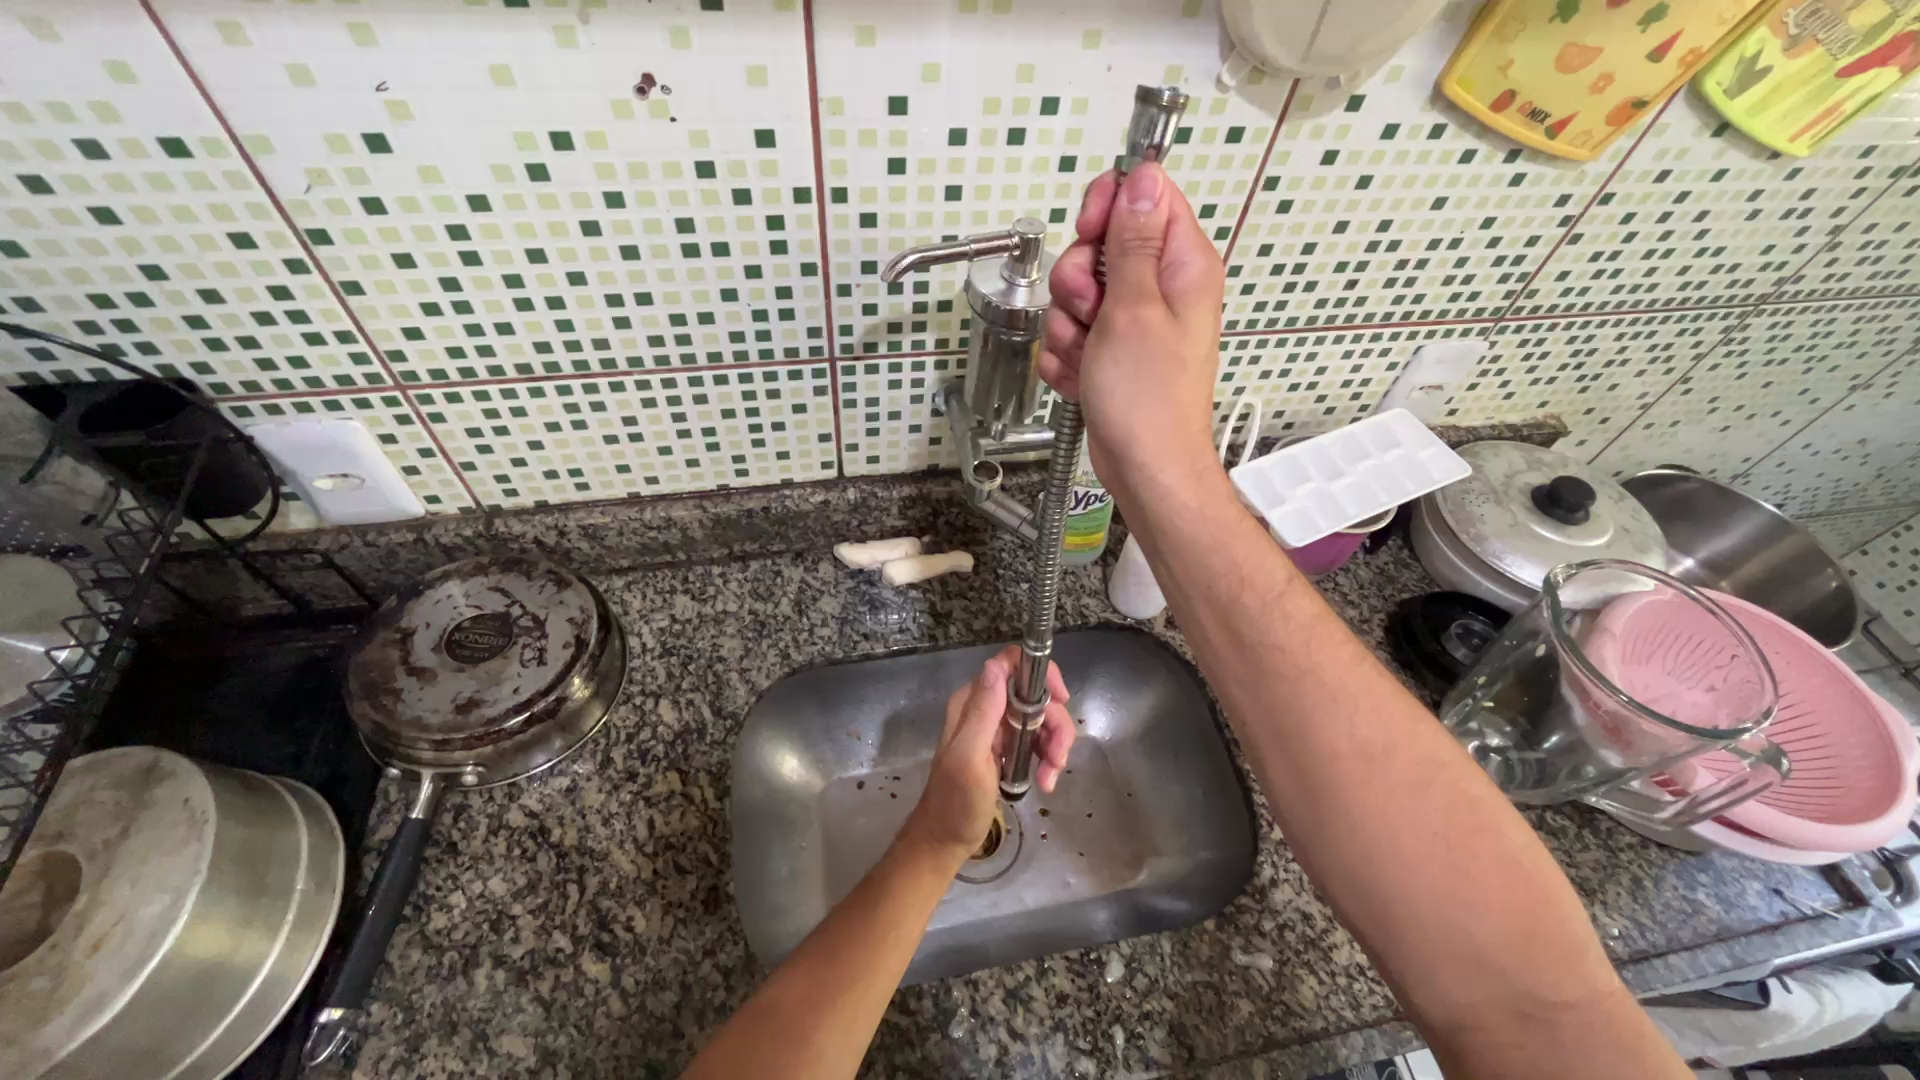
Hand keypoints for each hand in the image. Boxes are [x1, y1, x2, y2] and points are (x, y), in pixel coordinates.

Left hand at [902, 646, 1074, 860]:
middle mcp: (986, 707)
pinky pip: (1039, 740)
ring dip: (1054, 746)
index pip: (1011, 665)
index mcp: (972, 701)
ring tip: (1050, 777)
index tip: (1062, 699)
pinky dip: (1048, 759)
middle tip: (1057, 758)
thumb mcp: (969, 757)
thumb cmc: (956, 802)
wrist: (947, 838)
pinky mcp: (1008, 747)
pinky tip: (1045, 782)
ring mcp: (998, 727)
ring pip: (1042, 718)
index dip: (1041, 674)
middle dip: (1054, 724)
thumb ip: (982, 712)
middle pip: (1036, 695)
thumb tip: (997, 665)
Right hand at [1039, 163, 1225, 498]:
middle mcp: (1160, 287)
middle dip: (1078, 280)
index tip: (1089, 231)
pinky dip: (1068, 355)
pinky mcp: (1110, 351)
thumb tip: (1144, 175)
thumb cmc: (1147, 396)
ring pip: (1078, 293)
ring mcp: (1133, 321)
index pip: (1145, 196)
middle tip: (1090, 311)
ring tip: (1087, 356)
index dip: (1108, 206)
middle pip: (1100, 246)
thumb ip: (1134, 239)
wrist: (1143, 467)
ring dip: (1068, 325)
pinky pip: (1073, 332)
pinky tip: (1081, 377)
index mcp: (1182, 265)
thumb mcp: (1134, 307)